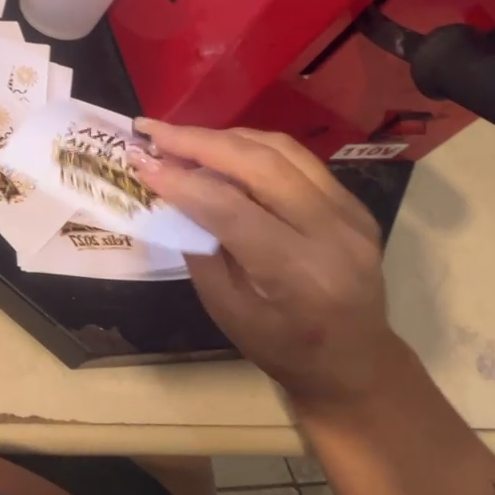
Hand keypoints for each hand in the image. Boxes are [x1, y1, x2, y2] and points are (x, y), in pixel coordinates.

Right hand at [132, 121, 403, 412]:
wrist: (356, 363)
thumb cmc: (281, 345)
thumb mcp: (225, 307)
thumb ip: (198, 245)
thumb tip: (167, 190)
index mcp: (300, 274)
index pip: (231, 209)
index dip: (180, 181)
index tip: (138, 161)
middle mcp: (333, 235)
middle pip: (259, 165)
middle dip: (197, 142)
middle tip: (151, 131)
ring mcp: (350, 214)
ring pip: (278, 150)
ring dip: (222, 137)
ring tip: (179, 137)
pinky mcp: (352, 202)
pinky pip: (295, 158)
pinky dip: (250, 146)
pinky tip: (218, 149)